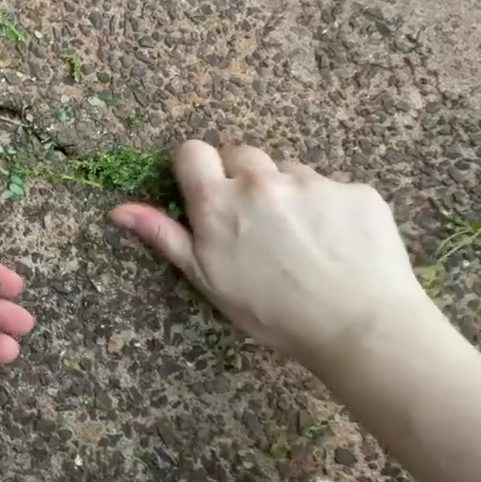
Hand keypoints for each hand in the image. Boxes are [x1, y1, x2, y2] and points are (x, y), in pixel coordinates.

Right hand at [109, 141, 445, 372]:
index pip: (193, 151)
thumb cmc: (271, 311)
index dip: (197, 167)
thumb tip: (117, 209)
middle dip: (243, 178)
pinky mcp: (357, 192)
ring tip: (301, 236)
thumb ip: (164, 235)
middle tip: (255, 219)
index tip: (206, 189)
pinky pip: (333, 187)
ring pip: (288, 171)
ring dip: (287, 191)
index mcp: (218, 202)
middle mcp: (261, 182)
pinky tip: (336, 242)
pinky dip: (329, 207)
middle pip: (242, 154)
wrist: (362, 330)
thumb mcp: (205, 277)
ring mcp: (313, 184)